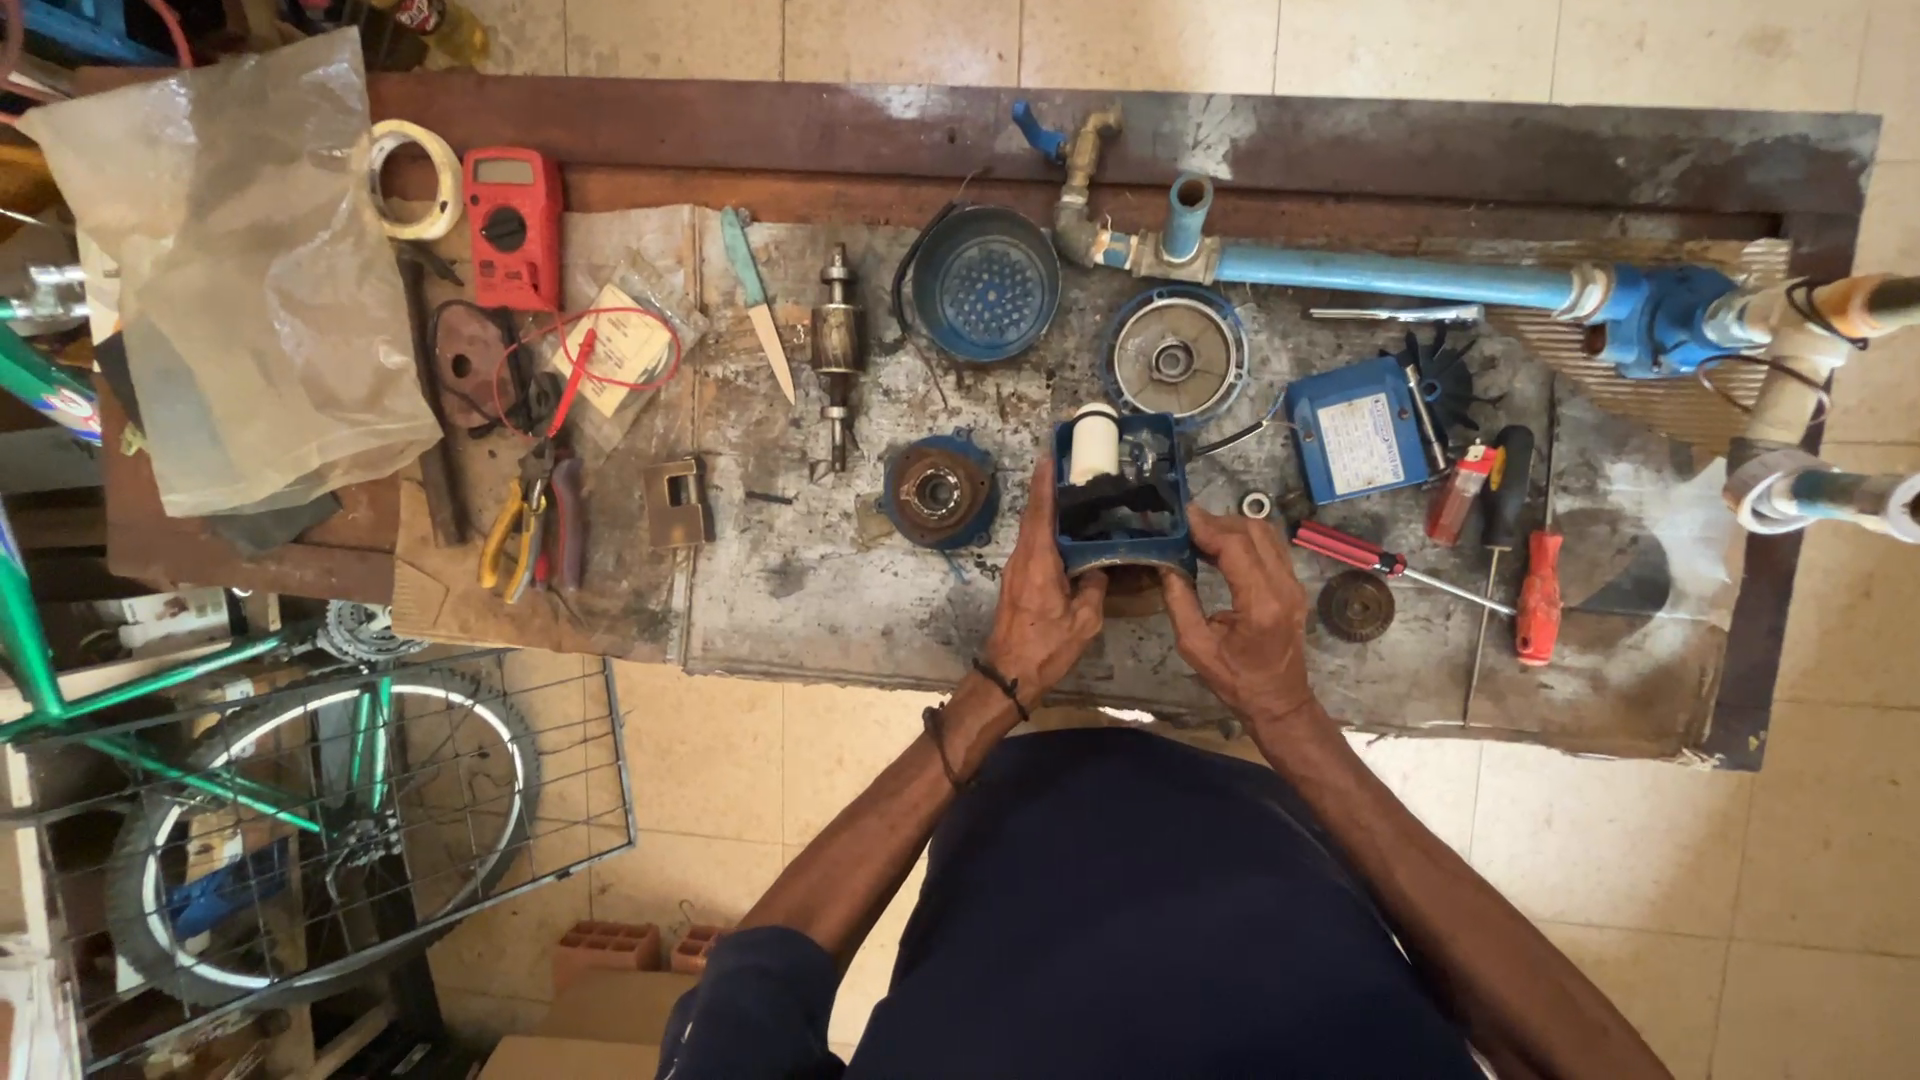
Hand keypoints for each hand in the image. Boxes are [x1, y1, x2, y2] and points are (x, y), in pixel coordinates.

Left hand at [982, 457, 1108, 700]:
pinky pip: (1032, 548)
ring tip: (1073, 498)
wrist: (1009, 674)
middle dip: (1048, 490)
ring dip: (1048, 513)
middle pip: (1034, 516)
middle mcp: (1021, 558)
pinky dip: (1046, 534)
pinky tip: (1065, 536)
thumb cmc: (1045, 647)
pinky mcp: (1015, 583)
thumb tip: (1099, 568)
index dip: (1045, 481)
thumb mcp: (1084, 621)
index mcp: (1038, 561)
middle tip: (1070, 469)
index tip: (1049, 454)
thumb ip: (1094, 588)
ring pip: (1032, 532)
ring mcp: (1014, 571)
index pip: (1041, 511)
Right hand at [1158, 505, 1315, 725]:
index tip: (1181, 518)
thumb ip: (1179, 601)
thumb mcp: (1194, 646)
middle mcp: (1284, 587)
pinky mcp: (1294, 585)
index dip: (1207, 527)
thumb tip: (1166, 564)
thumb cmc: (1234, 680)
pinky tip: (1221, 548)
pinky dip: (1245, 538)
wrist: (1279, 700)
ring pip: (1267, 533)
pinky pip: (1272, 546)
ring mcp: (1294, 584)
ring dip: (1233, 526)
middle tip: (1186, 526)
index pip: (1235, 547)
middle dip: (1217, 522)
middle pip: (1254, 531)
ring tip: (1201, 534)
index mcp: (1260, 604)